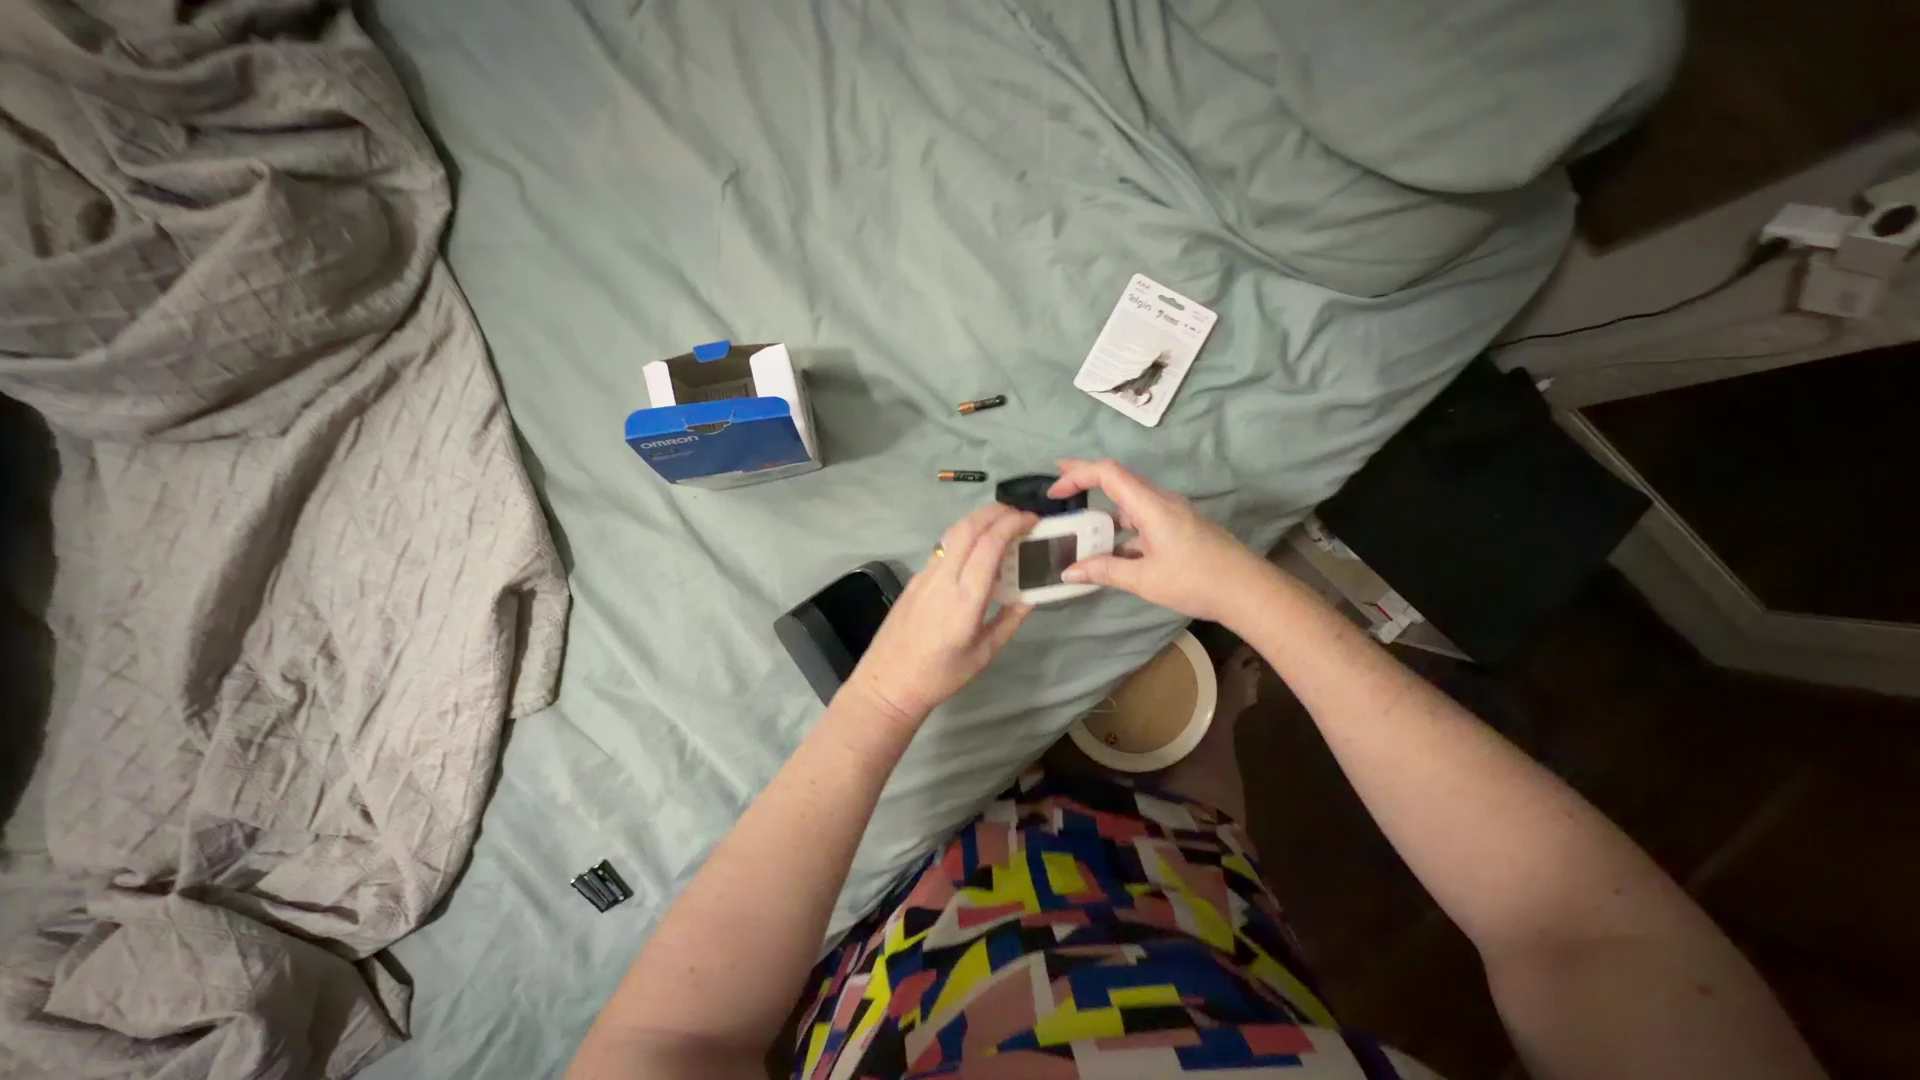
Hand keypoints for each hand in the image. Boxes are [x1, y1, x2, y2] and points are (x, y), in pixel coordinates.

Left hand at [841, 503, 1037, 726]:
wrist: (888, 683)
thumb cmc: (940, 675)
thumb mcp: (984, 654)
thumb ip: (1009, 621)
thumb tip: (1030, 598)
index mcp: (965, 597)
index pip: (990, 543)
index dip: (1013, 523)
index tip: (1032, 520)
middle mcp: (944, 578)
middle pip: (969, 526)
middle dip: (997, 512)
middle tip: (1020, 515)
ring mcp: (925, 575)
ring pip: (953, 533)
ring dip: (979, 521)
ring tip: (1001, 526)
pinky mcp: (915, 579)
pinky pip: (942, 548)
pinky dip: (964, 537)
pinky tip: (976, 550)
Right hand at [1050, 459, 1276, 625]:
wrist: (1248, 591)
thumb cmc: (1195, 580)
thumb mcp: (1144, 579)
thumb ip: (1105, 571)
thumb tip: (1069, 571)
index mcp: (1151, 505)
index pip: (1108, 473)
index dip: (1078, 474)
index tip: (1055, 488)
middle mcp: (1161, 502)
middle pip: (1119, 481)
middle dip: (1086, 483)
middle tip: (1058, 491)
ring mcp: (1173, 514)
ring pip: (1131, 503)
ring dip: (1104, 511)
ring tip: (1080, 528)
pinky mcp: (1180, 528)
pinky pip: (1143, 519)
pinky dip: (1122, 528)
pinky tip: (1111, 552)